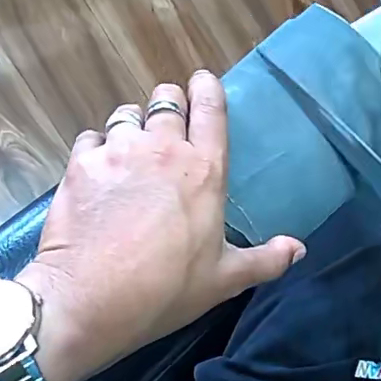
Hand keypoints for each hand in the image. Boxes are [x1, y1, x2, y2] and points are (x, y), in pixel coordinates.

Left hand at [17, 71, 303, 380]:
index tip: (201, 82)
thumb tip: (299, 249)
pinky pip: (90, 139)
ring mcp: (118, 150)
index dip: (206, 88)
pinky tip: (96, 172)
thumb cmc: (166, 289)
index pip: (210, 108)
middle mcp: (162, 148)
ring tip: (127, 152)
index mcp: (204, 170)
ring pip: (125, 115)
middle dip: (167, 105)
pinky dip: (95, 150)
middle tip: (163, 127)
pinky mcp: (81, 163)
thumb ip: (265, 260)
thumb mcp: (224, 280)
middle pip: (165, 99)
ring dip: (130, 127)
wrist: (92, 298)